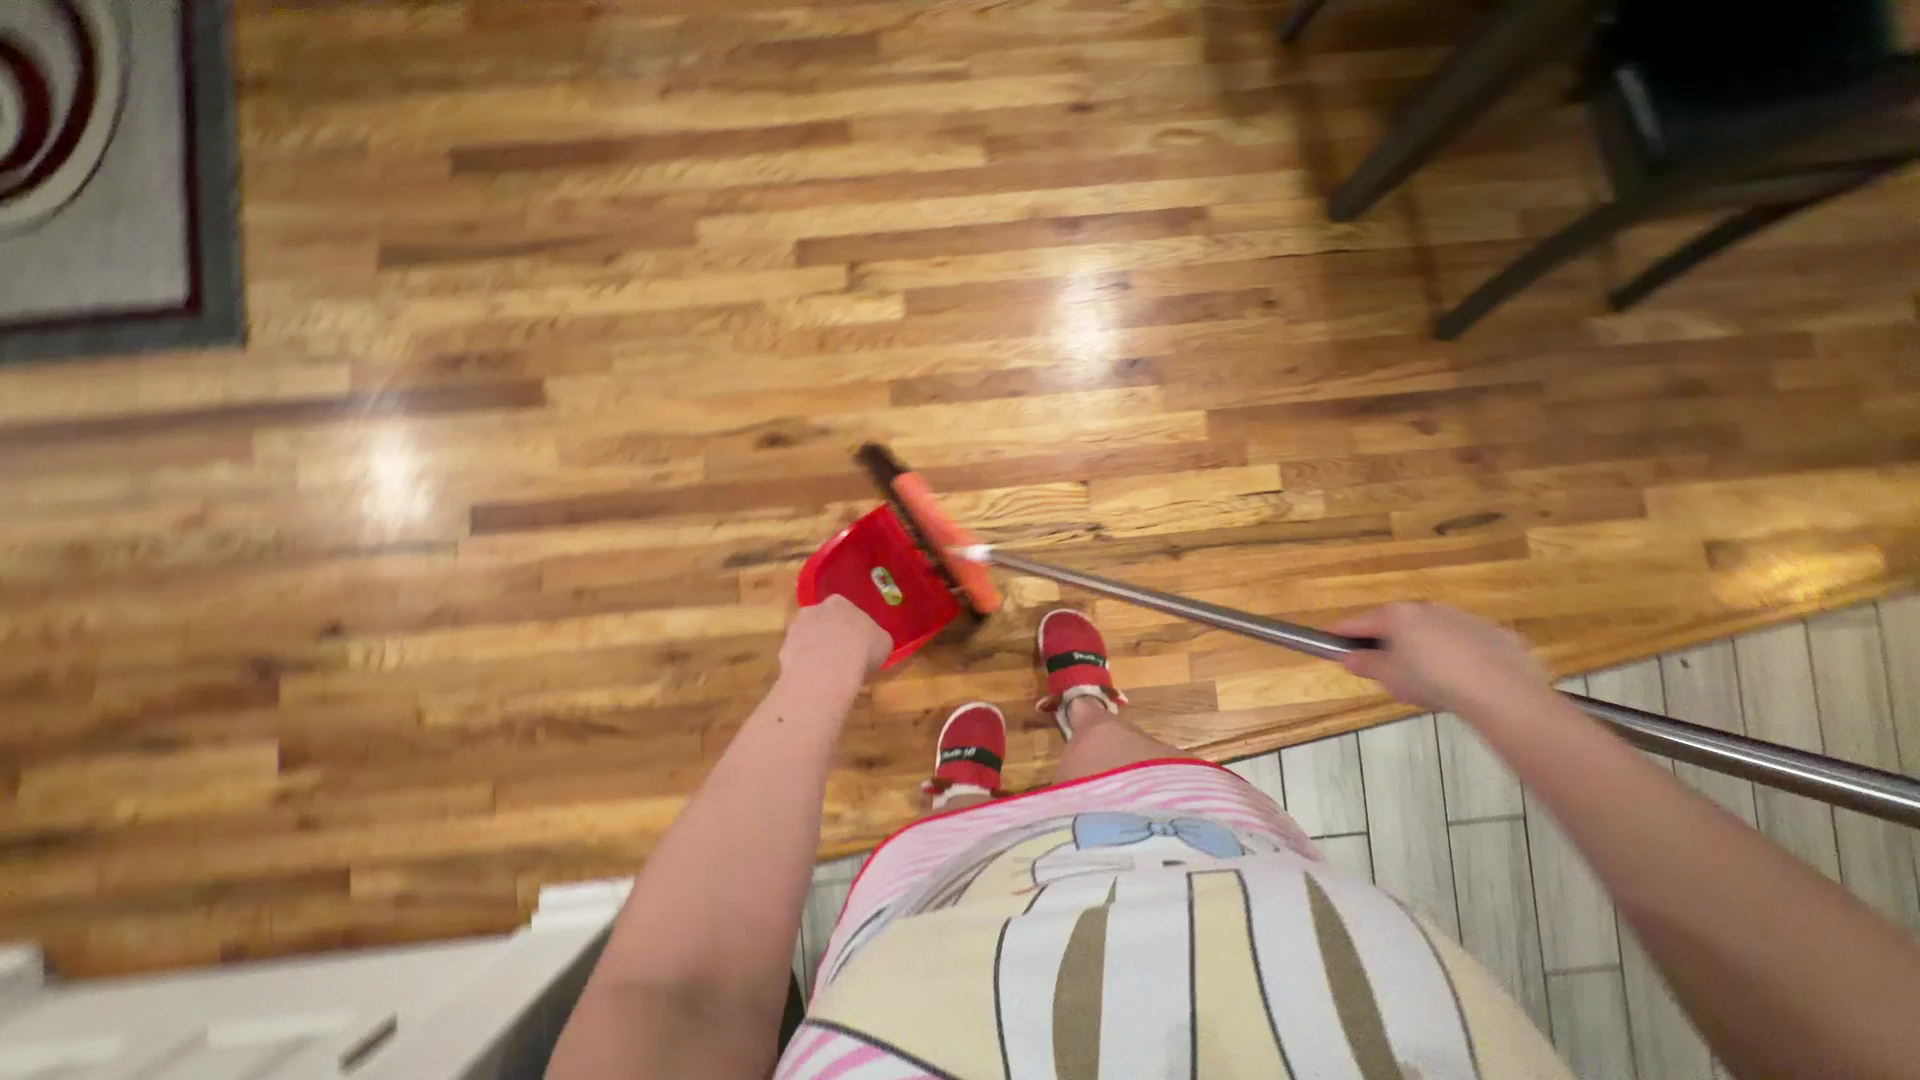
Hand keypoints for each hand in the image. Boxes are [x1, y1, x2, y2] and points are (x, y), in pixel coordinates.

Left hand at [779, 595, 891, 680]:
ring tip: (829, 672)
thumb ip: (875, 638)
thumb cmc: (862, 649)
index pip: (845, 610)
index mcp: (840, 603)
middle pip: (822, 621)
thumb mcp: (883, 643)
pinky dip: (804, 667)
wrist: (828, 669)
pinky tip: (815, 680)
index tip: (858, 643)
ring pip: (807, 639)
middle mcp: (814, 610)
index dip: (852, 627)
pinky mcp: (783, 650)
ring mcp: (795, 629)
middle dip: (830, 636)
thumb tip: (873, 644)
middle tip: (842, 656)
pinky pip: (797, 658)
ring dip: (815, 651)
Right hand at [1333, 603, 1550, 713]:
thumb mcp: (1389, 677)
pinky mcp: (1493, 633)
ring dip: (1422, 646)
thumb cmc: (1432, 680)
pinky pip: (1464, 642)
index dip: (1340, 633)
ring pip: (1432, 631)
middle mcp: (1428, 608)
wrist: (1500, 689)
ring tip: (1426, 677)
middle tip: (1382, 667)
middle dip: (1386, 641)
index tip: (1328, 640)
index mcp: (1397, 616)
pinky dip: (1457, 655)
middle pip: (1396, 623)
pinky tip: (1462, 678)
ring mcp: (1463, 618)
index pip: (1358, 622)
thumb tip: (1349, 657)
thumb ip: (1366, 664)